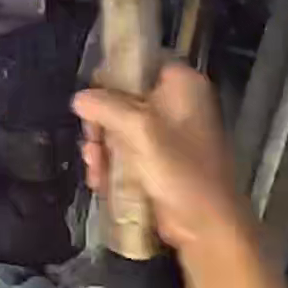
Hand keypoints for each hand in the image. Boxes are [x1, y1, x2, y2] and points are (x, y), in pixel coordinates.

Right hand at [71, 62, 251, 254]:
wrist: (208, 226)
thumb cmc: (180, 170)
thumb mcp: (140, 130)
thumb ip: (106, 107)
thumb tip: (79, 98)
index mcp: (183, 85)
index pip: (143, 60)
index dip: (114, 73)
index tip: (91, 93)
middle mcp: (179, 103)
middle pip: (127, 96)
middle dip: (103, 120)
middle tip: (91, 138)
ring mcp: (170, 134)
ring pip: (124, 127)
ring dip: (104, 146)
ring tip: (94, 166)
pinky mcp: (162, 161)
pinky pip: (130, 151)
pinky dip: (114, 163)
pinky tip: (100, 179)